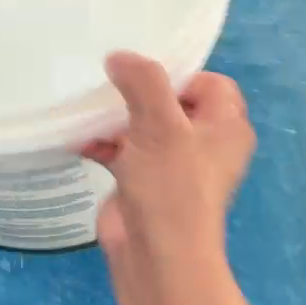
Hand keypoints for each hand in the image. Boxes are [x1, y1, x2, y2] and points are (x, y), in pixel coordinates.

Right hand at [82, 52, 254, 258]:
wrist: (156, 248)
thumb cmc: (170, 185)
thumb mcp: (160, 126)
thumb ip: (143, 85)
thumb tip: (119, 56)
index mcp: (226, 127)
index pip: (210, 83)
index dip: (176, 76)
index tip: (138, 78)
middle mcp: (206, 143)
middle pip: (173, 104)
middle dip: (138, 96)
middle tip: (108, 90)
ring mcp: (175, 165)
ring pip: (145, 128)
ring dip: (116, 121)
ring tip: (88, 115)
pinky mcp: (145, 182)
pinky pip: (125, 153)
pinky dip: (105, 145)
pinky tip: (80, 143)